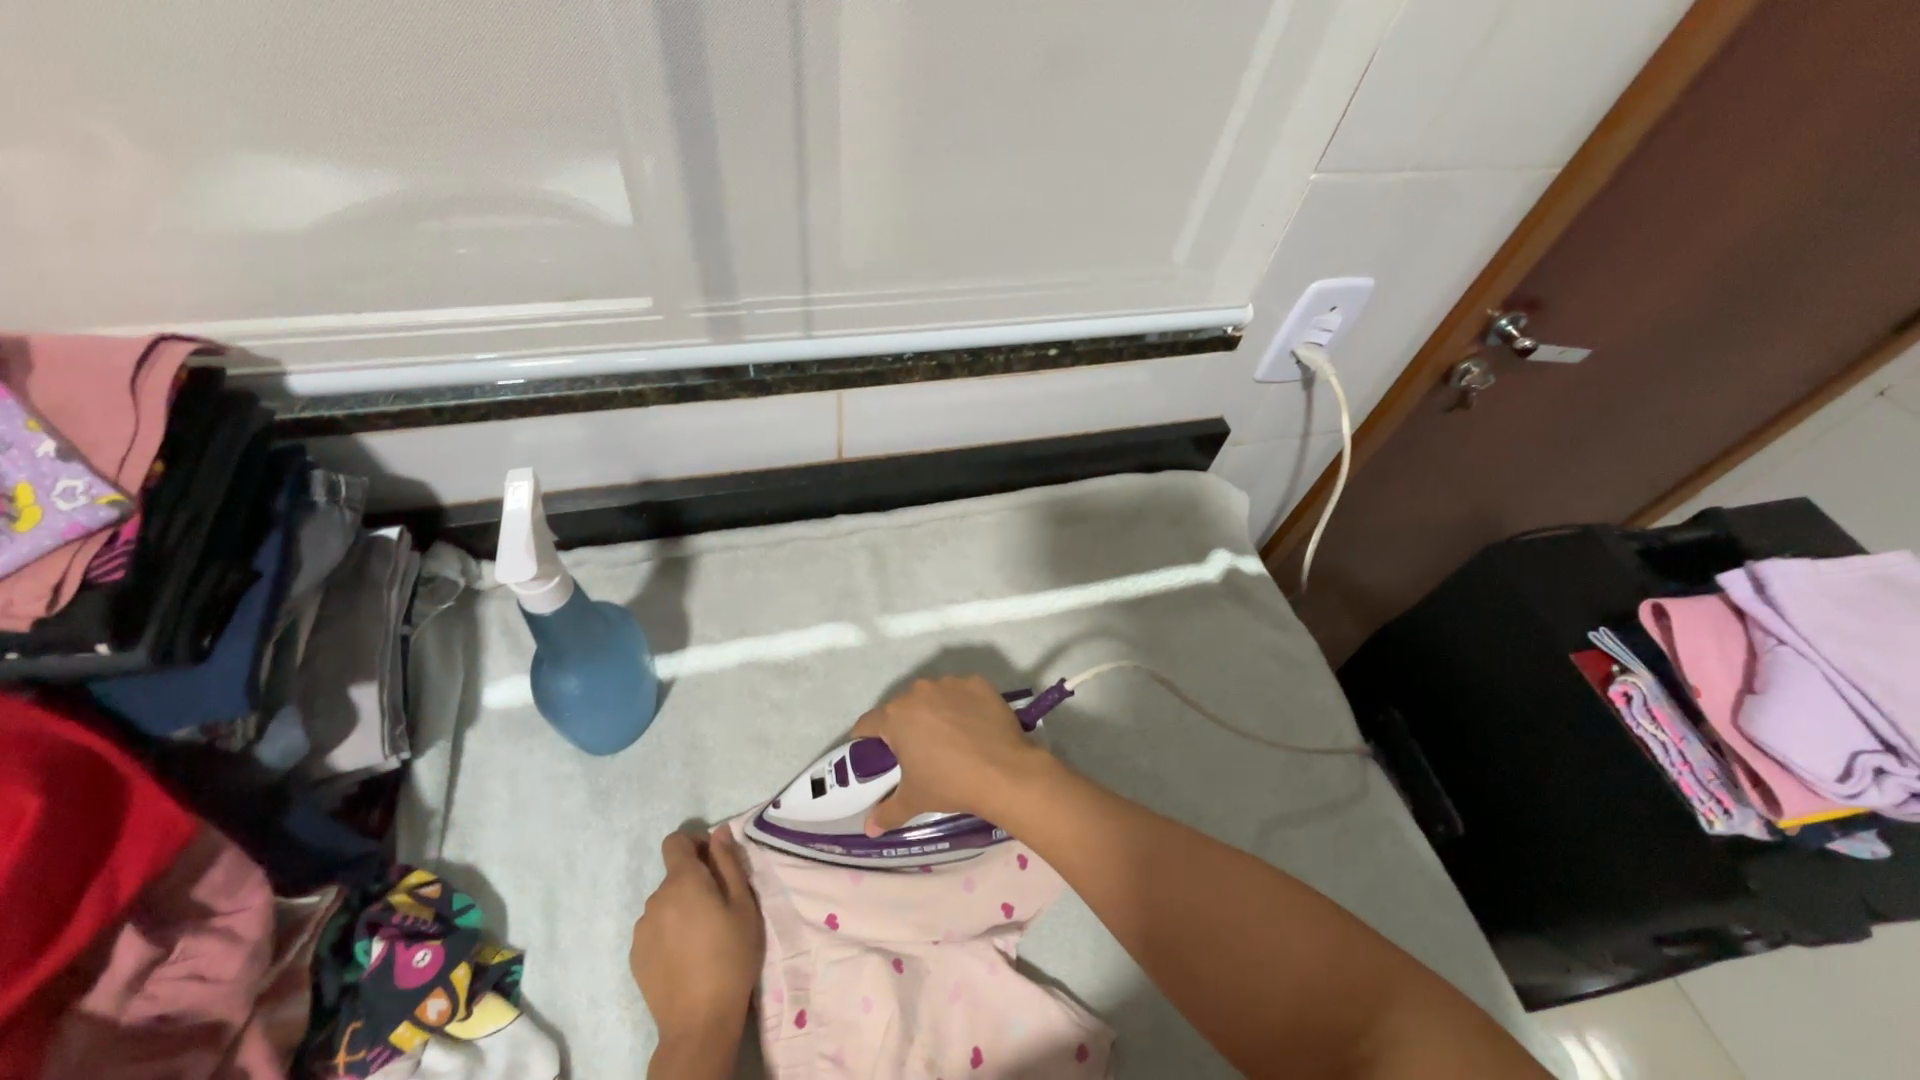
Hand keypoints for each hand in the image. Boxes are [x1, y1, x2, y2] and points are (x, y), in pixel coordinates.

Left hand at [631, 826, 762, 1075]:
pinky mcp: (635, 955)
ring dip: (682, 908)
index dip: (694, 844)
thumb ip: (729, 864)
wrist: (698, 1020)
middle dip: (695, 882)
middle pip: (673, 876)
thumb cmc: (731, 956)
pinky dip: (670, 933)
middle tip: (720, 909)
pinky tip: (687, 958)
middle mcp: (655, 899)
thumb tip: (718, 833)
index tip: (714, 862)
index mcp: (682, 881)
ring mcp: (641, 928)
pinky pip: (655, 930)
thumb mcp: (743, 906)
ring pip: (664, 905)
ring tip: (704, 938)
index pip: (675, 841)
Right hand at [849, 675, 1057, 835]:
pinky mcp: (978, 684)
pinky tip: (974, 728)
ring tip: (951, 740)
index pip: (867, 725)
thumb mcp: (914, 800)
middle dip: (904, 728)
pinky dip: (963, 707)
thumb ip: (886, 813)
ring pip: (932, 698)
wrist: (1005, 773)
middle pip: (901, 709)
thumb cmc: (950, 784)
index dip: (867, 743)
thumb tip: (870, 829)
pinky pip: (961, 694)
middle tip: (918, 754)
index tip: (878, 759)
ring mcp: (950, 684)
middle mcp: (918, 692)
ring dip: (934, 713)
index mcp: (895, 716)